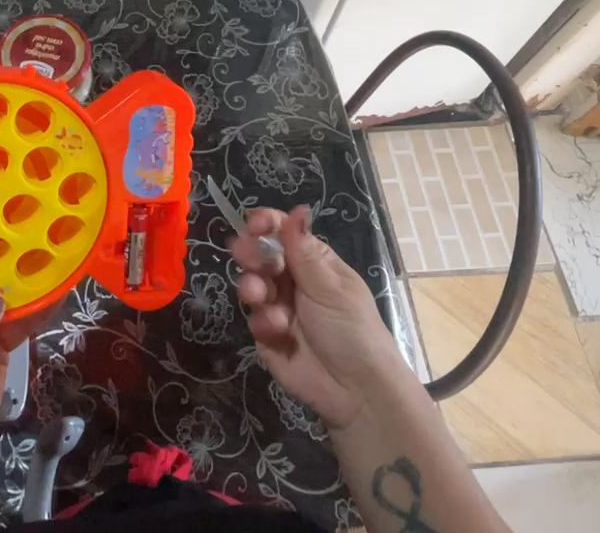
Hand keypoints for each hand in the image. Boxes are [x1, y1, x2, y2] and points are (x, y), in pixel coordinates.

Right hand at [231, 206, 409, 430]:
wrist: (357, 391)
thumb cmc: (353, 330)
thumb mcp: (329, 288)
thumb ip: (303, 251)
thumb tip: (298, 208)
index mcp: (314, 262)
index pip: (284, 232)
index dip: (266, 224)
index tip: (252, 225)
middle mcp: (294, 280)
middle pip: (261, 256)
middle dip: (251, 254)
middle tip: (243, 254)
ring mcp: (279, 307)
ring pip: (252, 285)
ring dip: (254, 287)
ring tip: (261, 296)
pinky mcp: (267, 336)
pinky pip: (254, 319)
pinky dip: (264, 321)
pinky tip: (279, 330)